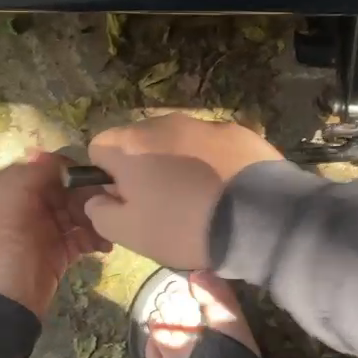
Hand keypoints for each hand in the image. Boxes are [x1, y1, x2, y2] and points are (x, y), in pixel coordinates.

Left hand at [0, 152, 108, 314]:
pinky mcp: (57, 258)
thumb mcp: (5, 210)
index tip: (92, 175)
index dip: (66, 170)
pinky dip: (94, 240)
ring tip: (111, 229)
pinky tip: (106, 246)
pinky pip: (80, 240)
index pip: (42, 172)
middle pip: (62, 192)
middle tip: (108, 205)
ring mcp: (41, 236)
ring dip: (94, 218)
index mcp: (7, 196)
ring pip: (74, 215)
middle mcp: (25, 212)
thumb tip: (44, 152)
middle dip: (86, 196)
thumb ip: (26, 178)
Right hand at [83, 115, 283, 267]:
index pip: (99, 148)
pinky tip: (229, 190)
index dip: (109, 176)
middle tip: (168, 205)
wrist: (258, 219)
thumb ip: (101, 213)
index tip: (129, 201)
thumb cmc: (184, 227)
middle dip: (147, 168)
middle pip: (141, 142)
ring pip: (179, 142)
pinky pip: (214, 145)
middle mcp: (164, 123)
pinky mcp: (239, 131)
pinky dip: (215, 162)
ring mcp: (205, 123)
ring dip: (182, 164)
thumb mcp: (130, 234)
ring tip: (203, 200)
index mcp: (130, 144)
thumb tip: (98, 198)